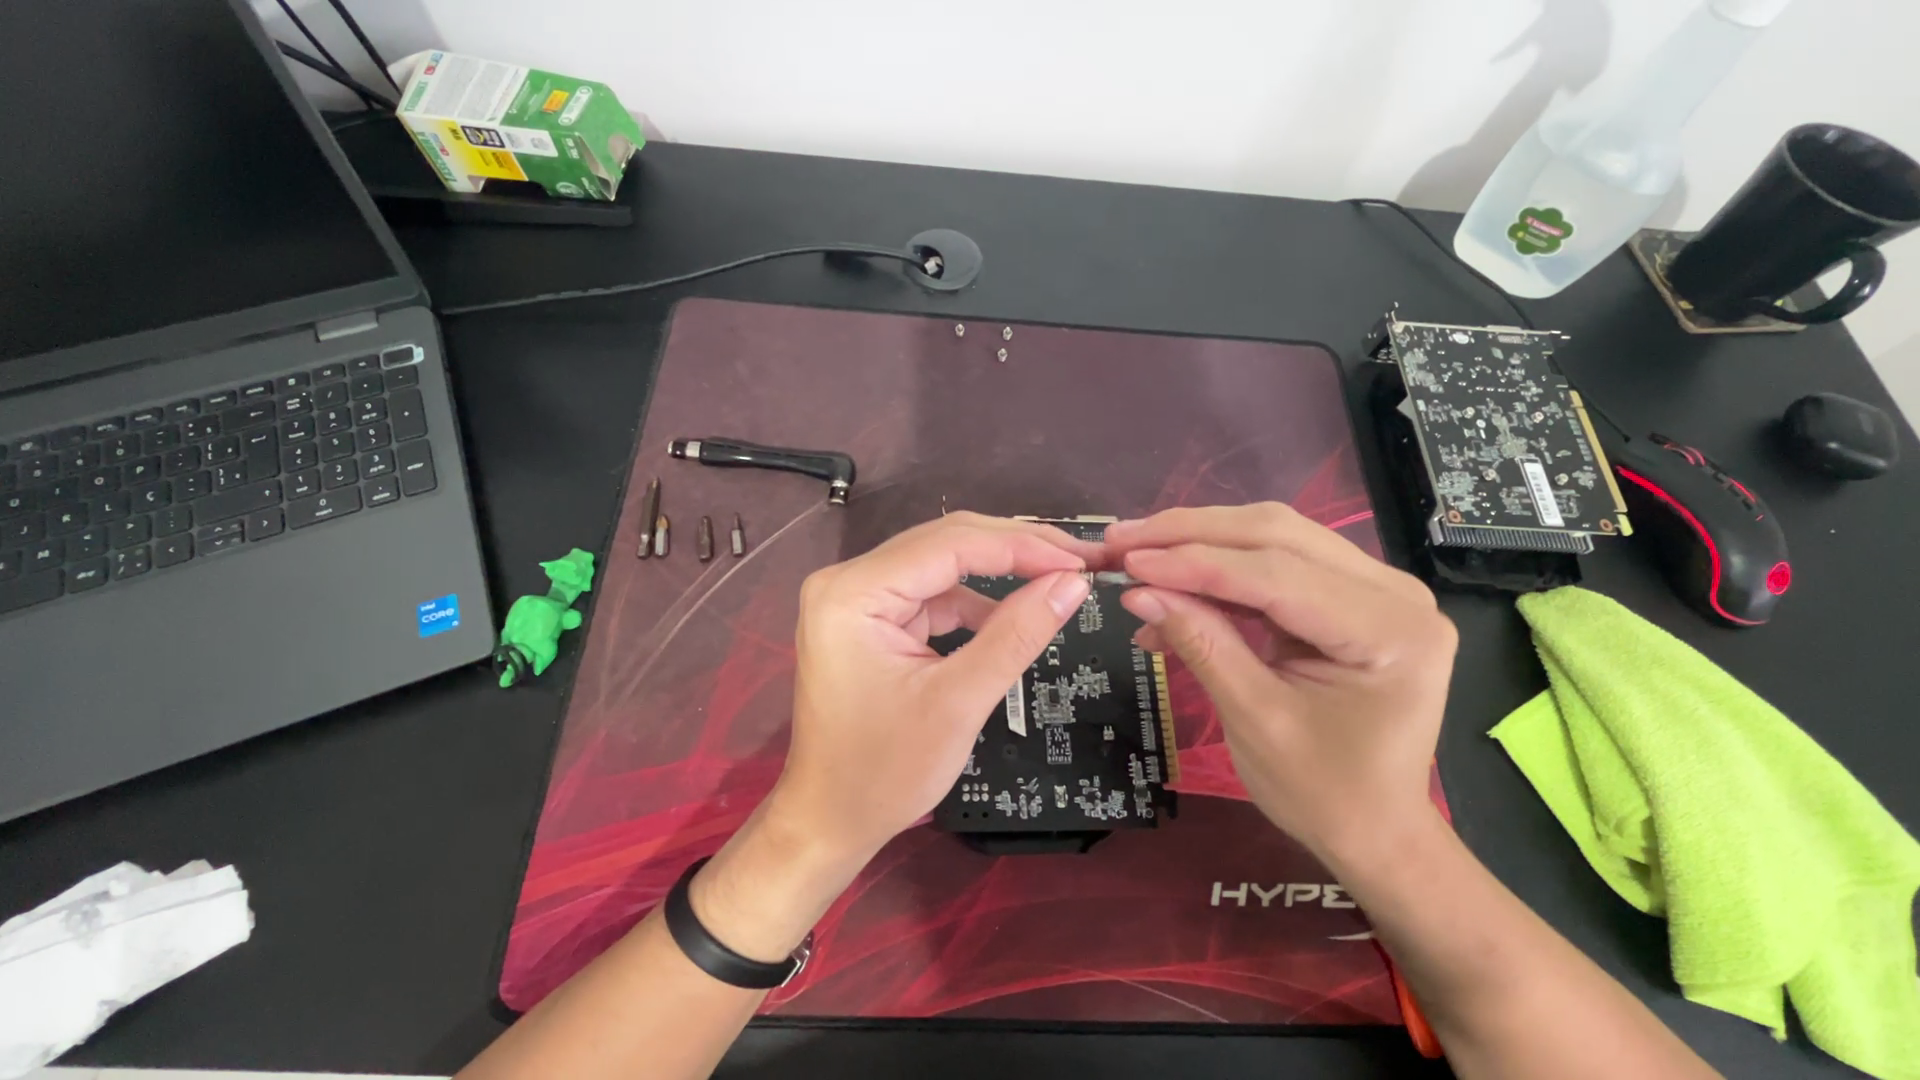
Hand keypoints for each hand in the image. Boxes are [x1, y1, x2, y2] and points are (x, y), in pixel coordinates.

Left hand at [767, 512, 1096, 862]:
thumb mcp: (958, 702)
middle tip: (1080, 560)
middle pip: (943, 544)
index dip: (1020, 546)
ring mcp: (857, 600)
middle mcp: (848, 581)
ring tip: (1056, 579)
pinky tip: (1012, 615)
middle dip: (1014, 550)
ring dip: (999, 572)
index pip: (948, 544)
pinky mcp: (870, 620)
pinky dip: (974, 603)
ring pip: (942, 565)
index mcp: (853, 592)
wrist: (832, 820)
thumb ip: (1016, 635)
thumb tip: (1073, 584)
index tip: (1080, 561)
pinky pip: (932, 595)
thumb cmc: (885, 771)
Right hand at [1104, 503, 1456, 867]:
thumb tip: (1136, 590)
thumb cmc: (1323, 792)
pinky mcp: (1350, 595)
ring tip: (1136, 553)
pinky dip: (1217, 575)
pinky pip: (1274, 566)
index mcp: (1392, 630)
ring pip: (1272, 538)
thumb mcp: (1255, 719)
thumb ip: (1201, 643)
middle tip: (1120, 540)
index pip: (1277, 574)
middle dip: (1191, 535)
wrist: (1373, 828)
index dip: (1195, 563)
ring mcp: (1376, 589)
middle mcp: (1395, 592)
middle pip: (1277, 536)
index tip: (1128, 560)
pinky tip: (1169, 591)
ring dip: (1199, 544)